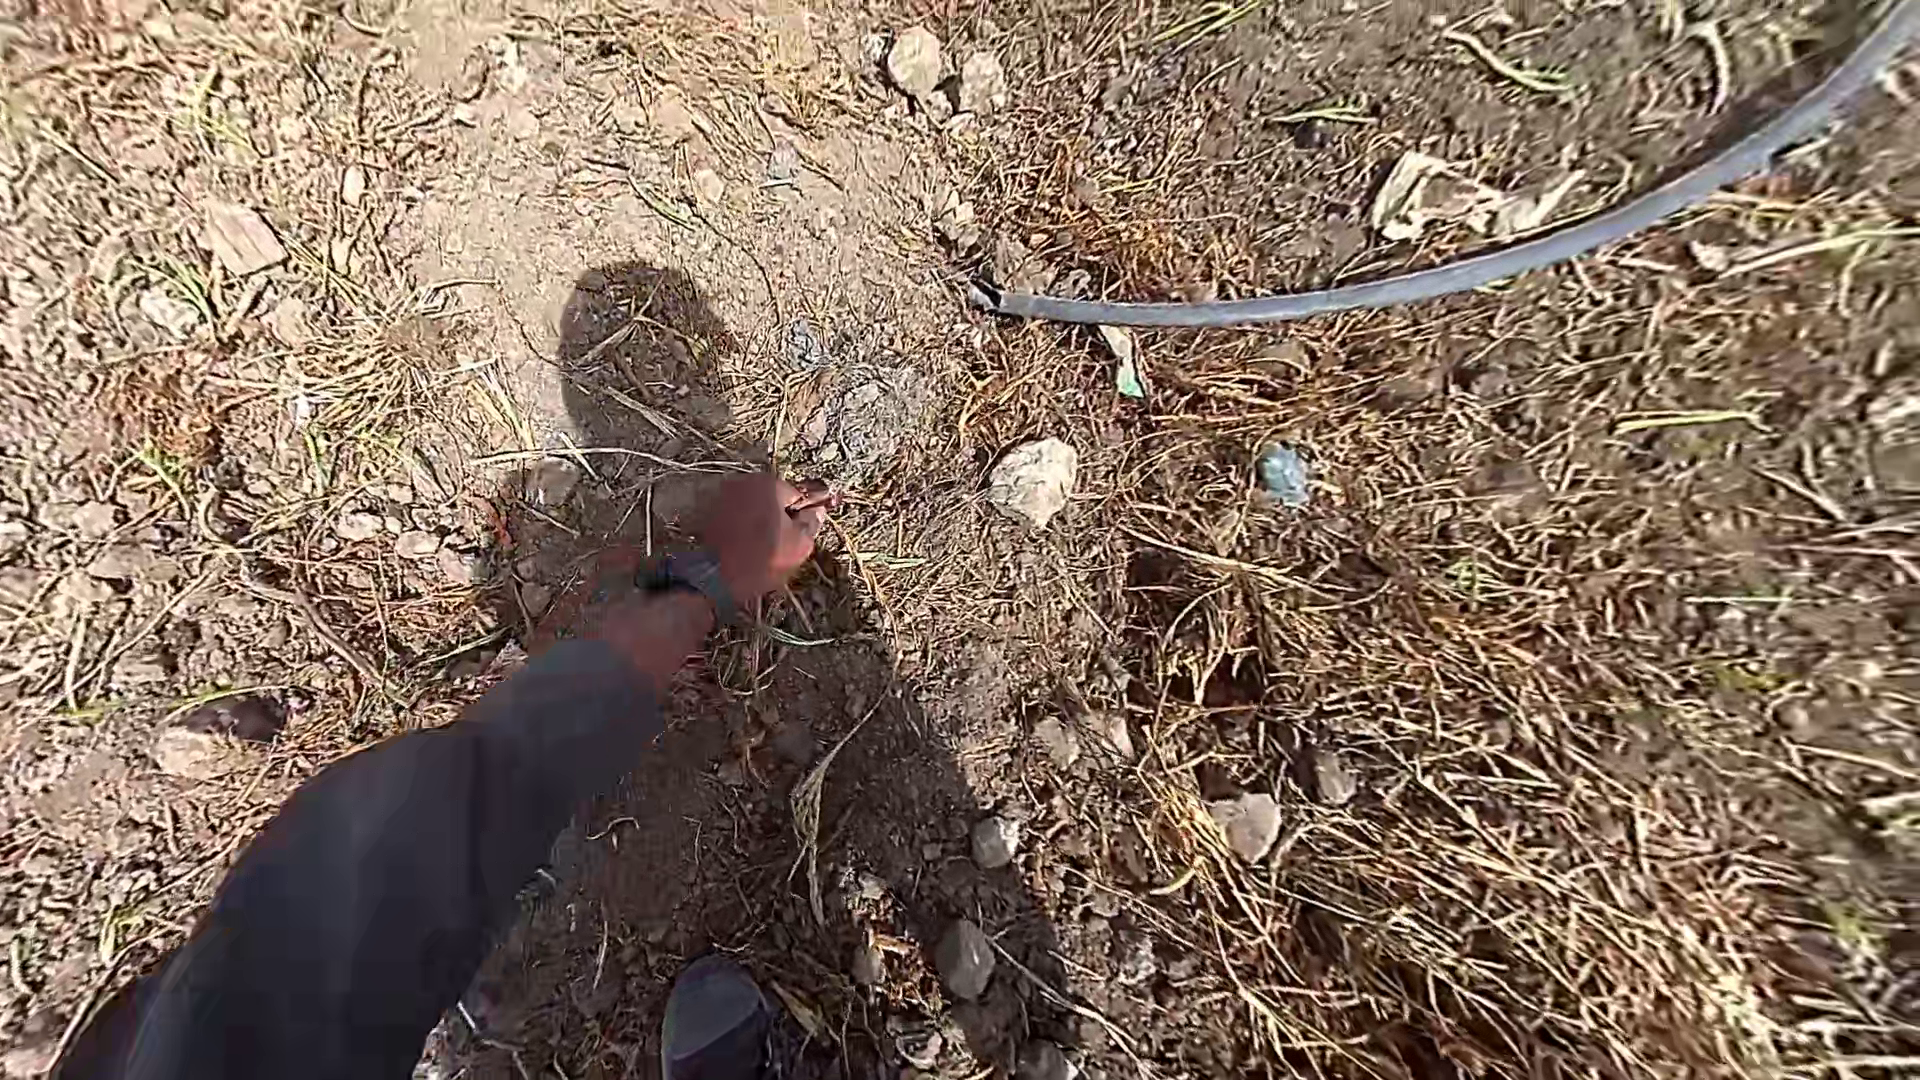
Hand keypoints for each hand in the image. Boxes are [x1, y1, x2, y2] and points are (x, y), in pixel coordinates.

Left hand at [694, 471, 831, 599]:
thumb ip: (811, 523)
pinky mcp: (707, 511)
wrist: (714, 578)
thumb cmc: (763, 559)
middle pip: (773, 498)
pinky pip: (736, 516)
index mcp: (769, 484)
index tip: (800, 535)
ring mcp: (722, 495)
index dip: (802, 517)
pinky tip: (744, 546)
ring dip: (760, 522)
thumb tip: (816, 511)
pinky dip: (742, 527)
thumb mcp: (799, 544)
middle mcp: (744, 482)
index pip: (798, 496)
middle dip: (780, 517)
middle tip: (781, 544)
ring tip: (761, 548)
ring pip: (753, 507)